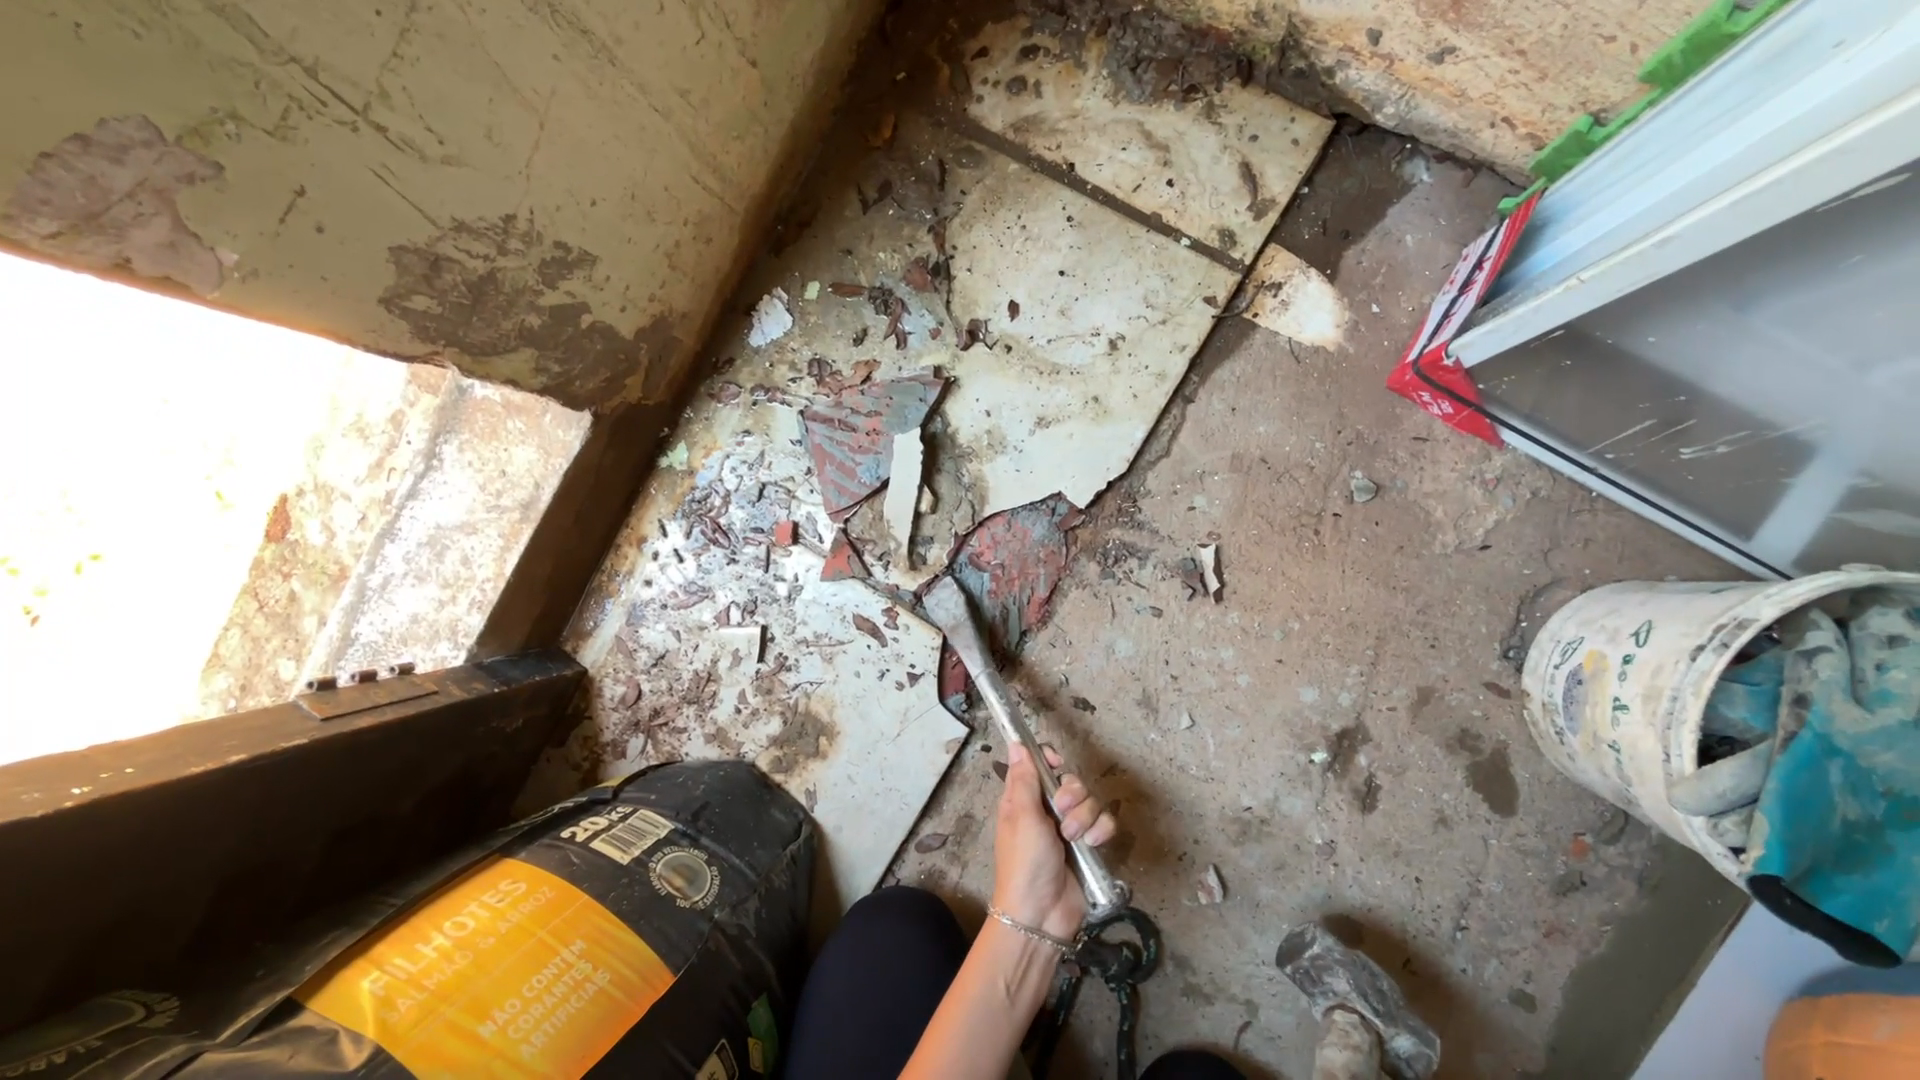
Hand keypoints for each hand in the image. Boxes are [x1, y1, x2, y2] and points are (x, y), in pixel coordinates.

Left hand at [992, 743, 1116, 940]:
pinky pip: (1105, 824)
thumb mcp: (1021, 816)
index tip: (1057, 766)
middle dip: (1073, 794)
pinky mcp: (1089, 847)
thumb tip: (1016, 743)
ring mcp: (1070, 829)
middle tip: (1063, 813)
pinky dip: (1102, 832)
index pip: (1039, 765)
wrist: (1041, 914)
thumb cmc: (1024, 862)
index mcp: (1024, 800)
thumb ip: (1024, 779)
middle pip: (1071, 781)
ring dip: (1086, 817)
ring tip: (1073, 838)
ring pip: (1091, 802)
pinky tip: (1092, 845)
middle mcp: (1047, 810)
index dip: (1050, 760)